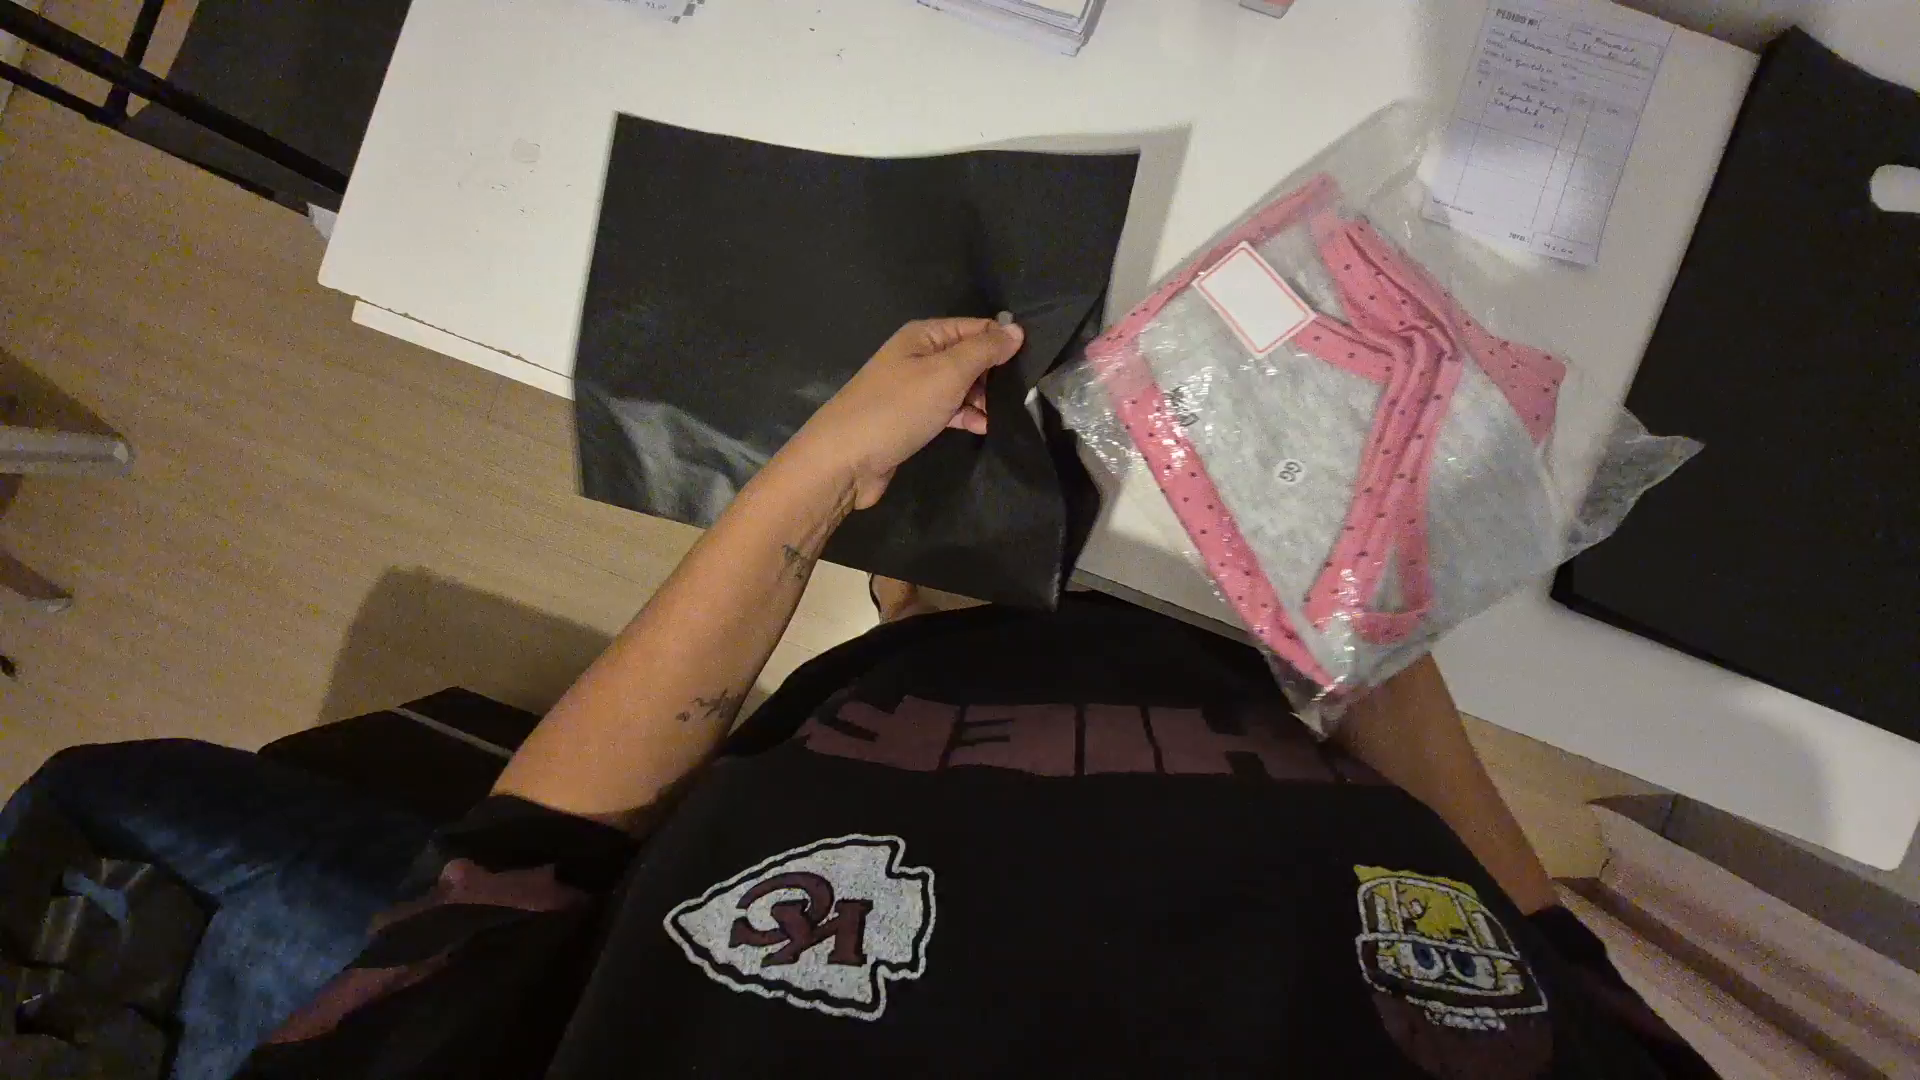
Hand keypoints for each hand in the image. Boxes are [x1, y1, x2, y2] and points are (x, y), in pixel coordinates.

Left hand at [778, 317, 1024, 509]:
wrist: (845, 459)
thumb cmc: (896, 409)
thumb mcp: (946, 373)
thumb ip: (983, 350)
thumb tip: (1016, 330)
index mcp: (924, 335)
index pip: (976, 327)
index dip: (1003, 342)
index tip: (1032, 364)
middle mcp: (918, 356)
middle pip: (969, 356)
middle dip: (995, 374)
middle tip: (1021, 395)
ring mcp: (914, 389)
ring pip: (961, 386)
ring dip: (983, 398)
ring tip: (1005, 414)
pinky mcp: (912, 419)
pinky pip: (948, 410)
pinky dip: (967, 416)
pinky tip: (983, 428)